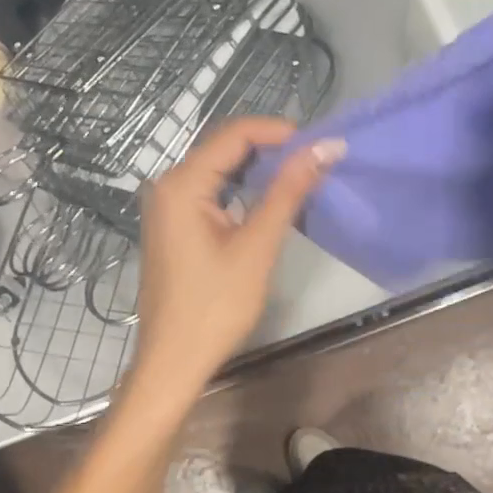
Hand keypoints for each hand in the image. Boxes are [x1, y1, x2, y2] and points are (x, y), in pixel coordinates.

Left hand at [130, 118, 339, 397]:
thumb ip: (288, 191)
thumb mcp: (256, 246)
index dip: (280, 132)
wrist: (174, 360)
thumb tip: (326, 146)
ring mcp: (166, 207)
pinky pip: (209, 195)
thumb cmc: (215, 307)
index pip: (234, 134)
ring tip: (301, 180)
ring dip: (257, 171)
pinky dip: (240, 193)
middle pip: (224, 148)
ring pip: (217, 172)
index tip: (320, 145)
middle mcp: (167, 186)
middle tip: (316, 163)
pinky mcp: (172, 227)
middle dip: (270, 150)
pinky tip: (268, 203)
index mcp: (181, 184)